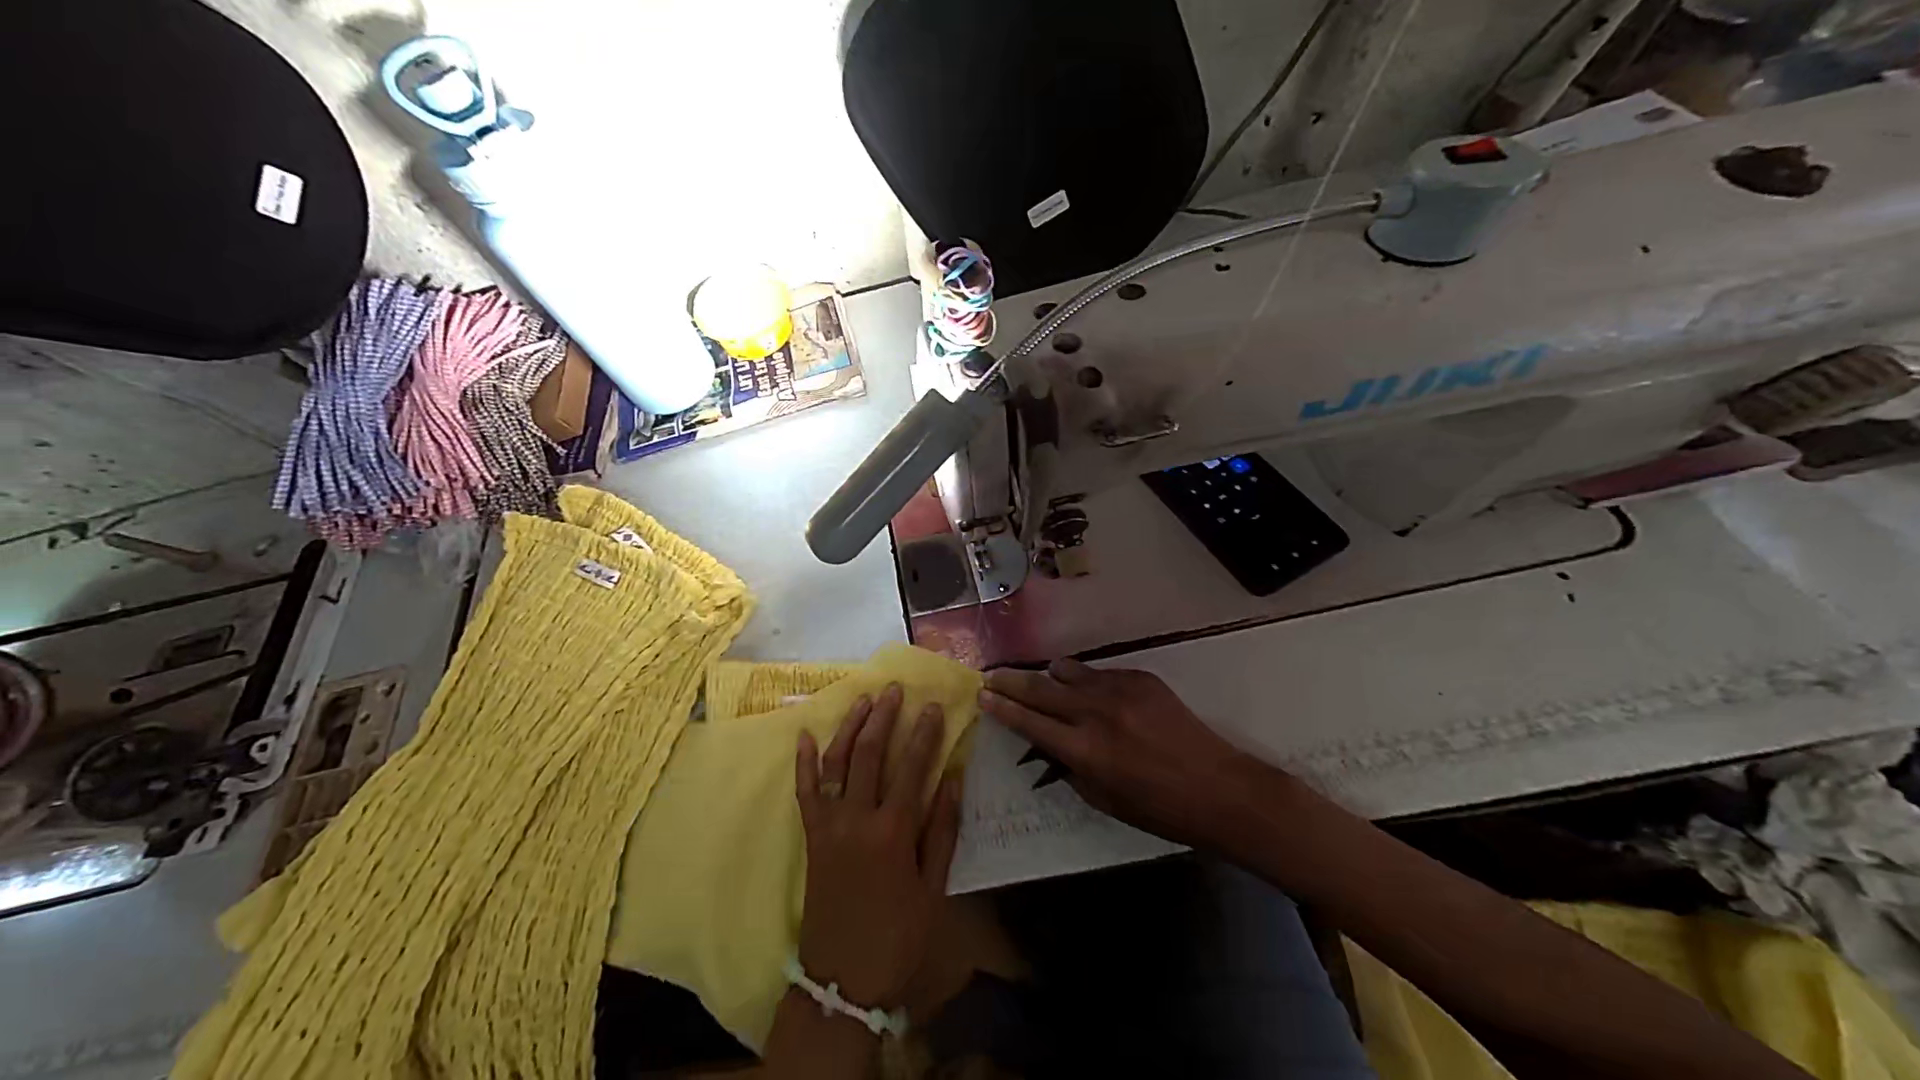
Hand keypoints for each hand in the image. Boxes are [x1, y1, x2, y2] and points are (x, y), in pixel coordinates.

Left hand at [794, 685, 962, 1009]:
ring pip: (837, 764)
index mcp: (893, 831)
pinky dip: (805, 763)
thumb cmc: (898, 936)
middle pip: (870, 755)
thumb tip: (952, 779)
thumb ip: (942, 831)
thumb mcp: (932, 888)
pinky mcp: (812, 837)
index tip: (932, 706)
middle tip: (894, 689)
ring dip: (849, 728)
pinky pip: (806, 792)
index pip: (912, 768)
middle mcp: (857, 819)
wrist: (842, 979)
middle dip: (883, 718)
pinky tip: (806, 736)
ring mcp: (829, 826)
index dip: (924, 734)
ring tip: (861, 700)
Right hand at [980, 659, 1285, 849]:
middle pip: (1041, 689)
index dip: (1003, 708)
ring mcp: (1120, 690)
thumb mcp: (1105, 800)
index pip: (1029, 722)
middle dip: (1011, 681)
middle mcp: (1096, 714)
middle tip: (993, 675)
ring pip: (1069, 671)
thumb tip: (1050, 747)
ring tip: (1042, 680)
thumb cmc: (1160, 809)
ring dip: (1050, 676)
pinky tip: (1091, 692)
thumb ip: (1071, 770)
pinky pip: (1101, 673)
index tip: (984, 696)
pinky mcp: (1141, 679)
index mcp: (1084, 750)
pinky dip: (1087, 680)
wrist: (1219, 788)